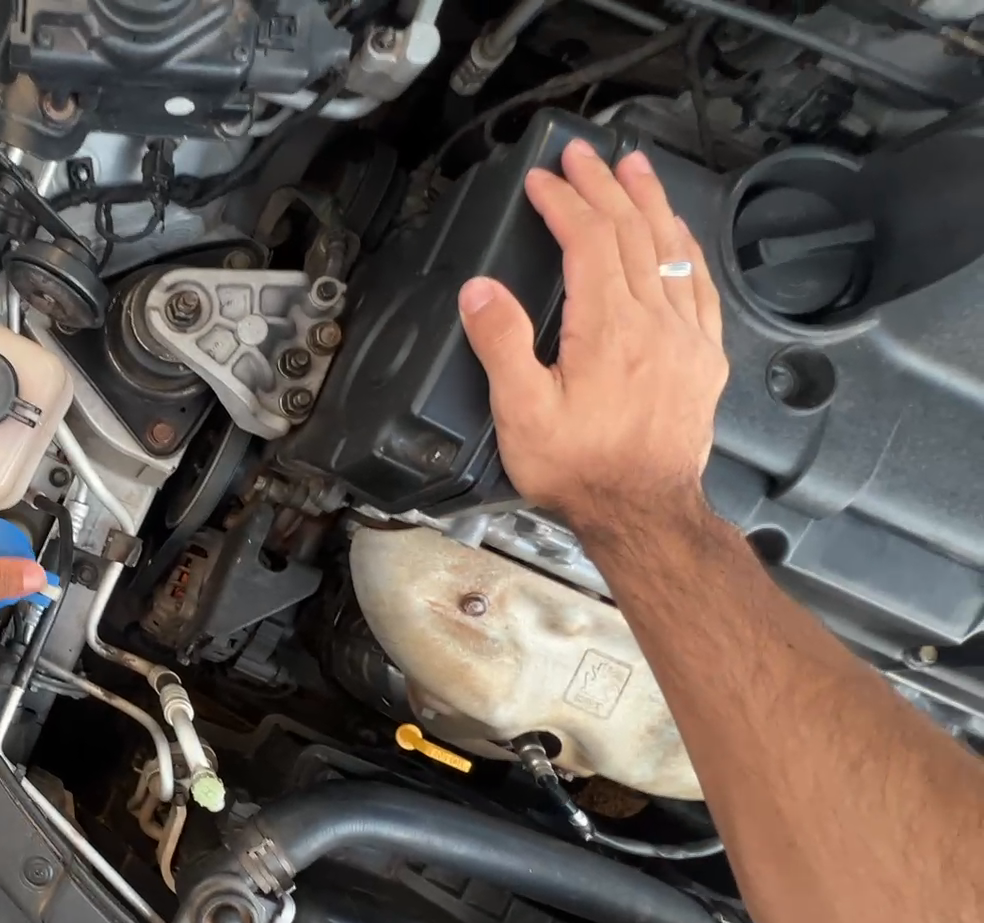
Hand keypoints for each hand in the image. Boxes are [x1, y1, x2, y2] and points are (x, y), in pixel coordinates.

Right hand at [458, 140, 728, 531]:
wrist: (639, 508)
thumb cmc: (575, 465)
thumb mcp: (520, 409)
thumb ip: (502, 343)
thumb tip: (480, 289)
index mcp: (608, 329)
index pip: (590, 243)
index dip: (564, 204)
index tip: (541, 180)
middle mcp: (656, 320)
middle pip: (634, 234)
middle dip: (605, 188)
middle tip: (583, 155)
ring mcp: (686, 336)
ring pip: (673, 249)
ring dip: (650, 203)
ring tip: (634, 170)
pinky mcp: (701, 355)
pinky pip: (699, 283)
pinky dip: (683, 246)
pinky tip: (675, 235)